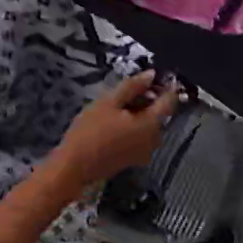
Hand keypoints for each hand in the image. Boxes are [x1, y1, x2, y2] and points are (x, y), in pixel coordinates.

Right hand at [49, 71, 179, 185]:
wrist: (73, 168)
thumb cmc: (90, 131)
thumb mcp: (109, 102)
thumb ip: (132, 86)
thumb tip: (152, 74)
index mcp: (153, 123)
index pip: (170, 100)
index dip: (166, 86)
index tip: (156, 76)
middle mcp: (156, 138)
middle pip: (160, 113)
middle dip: (150, 99)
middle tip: (130, 91)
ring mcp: (146, 151)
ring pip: (150, 125)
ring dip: (141, 113)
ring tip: (119, 106)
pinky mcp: (135, 159)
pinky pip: (142, 136)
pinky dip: (135, 126)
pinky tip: (116, 123)